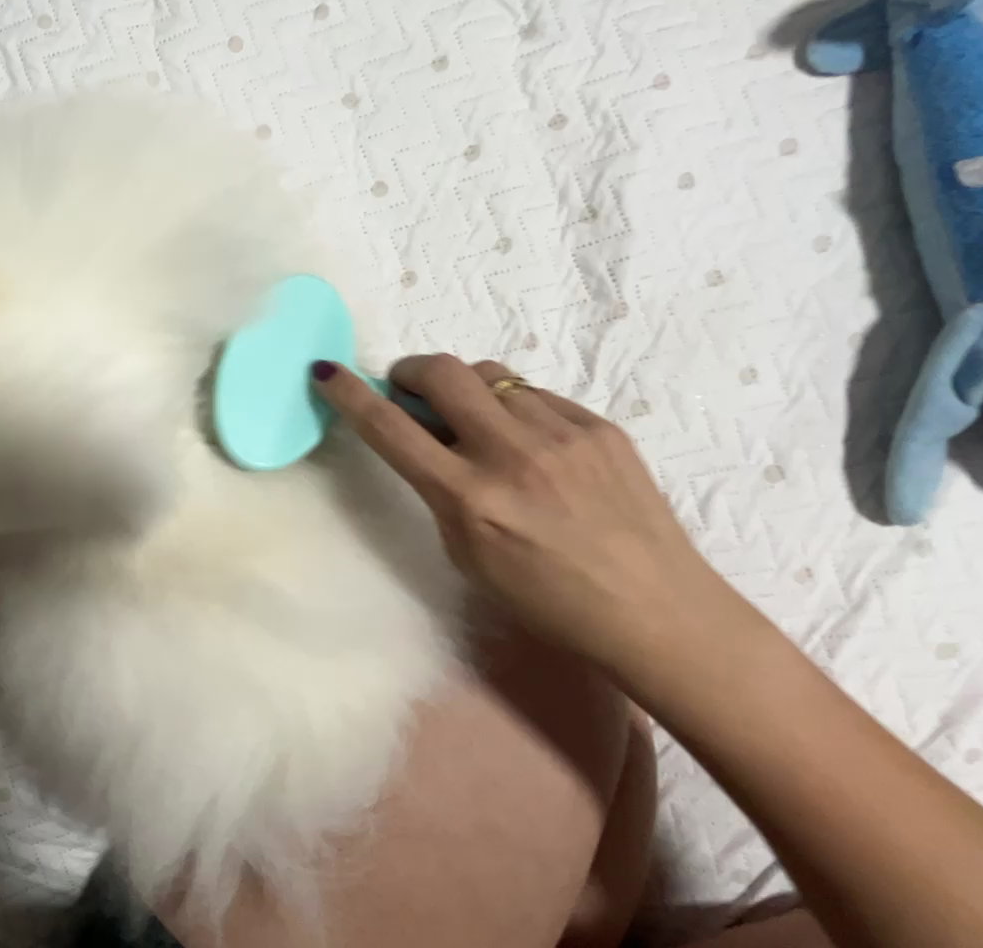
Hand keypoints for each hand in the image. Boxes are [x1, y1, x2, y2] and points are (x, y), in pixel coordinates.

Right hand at [312, 355, 735, 668]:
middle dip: (410, 371)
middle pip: (442, 372)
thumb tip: (427, 435)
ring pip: (491, 374)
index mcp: (470, 499)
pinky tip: (530, 442)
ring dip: (466, 389)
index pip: (391, 429)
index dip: (350, 394)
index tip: (327, 370)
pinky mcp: (601, 426)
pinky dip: (514, 407)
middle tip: (408, 390)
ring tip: (476, 421)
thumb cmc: (546, 600)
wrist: (656, 611)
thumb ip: (440, 489)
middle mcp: (512, 454)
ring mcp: (563, 434)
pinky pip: (537, 394)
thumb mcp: (467, 552)